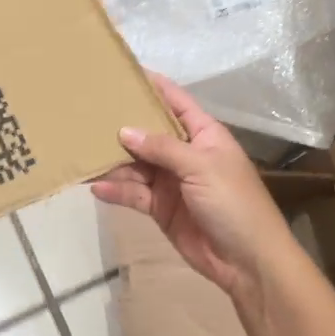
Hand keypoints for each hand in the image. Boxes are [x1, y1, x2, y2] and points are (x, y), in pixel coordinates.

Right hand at [90, 73, 294, 298]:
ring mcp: (171, 180)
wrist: (250, 264)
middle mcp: (184, 152)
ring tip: (84, 153)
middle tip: (86, 110)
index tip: (120, 70)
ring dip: (114, 160)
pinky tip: (97, 187)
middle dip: (121, 123)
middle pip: (148, 131)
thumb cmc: (234, 203)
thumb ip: (162, 147)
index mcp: (203, 134)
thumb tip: (124, 131)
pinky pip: (134, 192)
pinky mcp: (161, 207)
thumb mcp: (201, 167)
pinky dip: (117, 189)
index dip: (151, 84)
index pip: (174, 100)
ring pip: (136, 163)